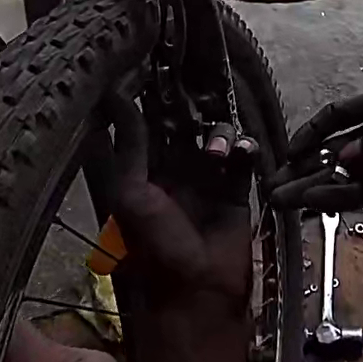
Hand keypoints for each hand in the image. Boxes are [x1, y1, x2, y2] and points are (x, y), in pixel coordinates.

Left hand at [108, 98, 257, 361]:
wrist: (197, 300)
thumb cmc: (152, 250)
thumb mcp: (130, 194)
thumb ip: (131, 145)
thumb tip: (118, 95)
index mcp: (142, 173)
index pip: (150, 124)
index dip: (158, 96)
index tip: (165, 60)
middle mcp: (174, 173)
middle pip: (186, 126)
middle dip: (194, 106)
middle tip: (204, 79)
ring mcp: (207, 182)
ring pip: (216, 139)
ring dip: (218, 136)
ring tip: (219, 153)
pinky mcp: (236, 193)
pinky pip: (242, 160)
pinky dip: (244, 151)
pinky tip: (241, 154)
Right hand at [270, 85, 362, 234]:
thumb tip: (345, 156)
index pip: (345, 112)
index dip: (314, 130)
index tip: (288, 151)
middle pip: (339, 145)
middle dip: (305, 163)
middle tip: (273, 183)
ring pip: (347, 174)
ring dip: (315, 186)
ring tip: (280, 202)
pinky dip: (340, 200)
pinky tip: (314, 207)